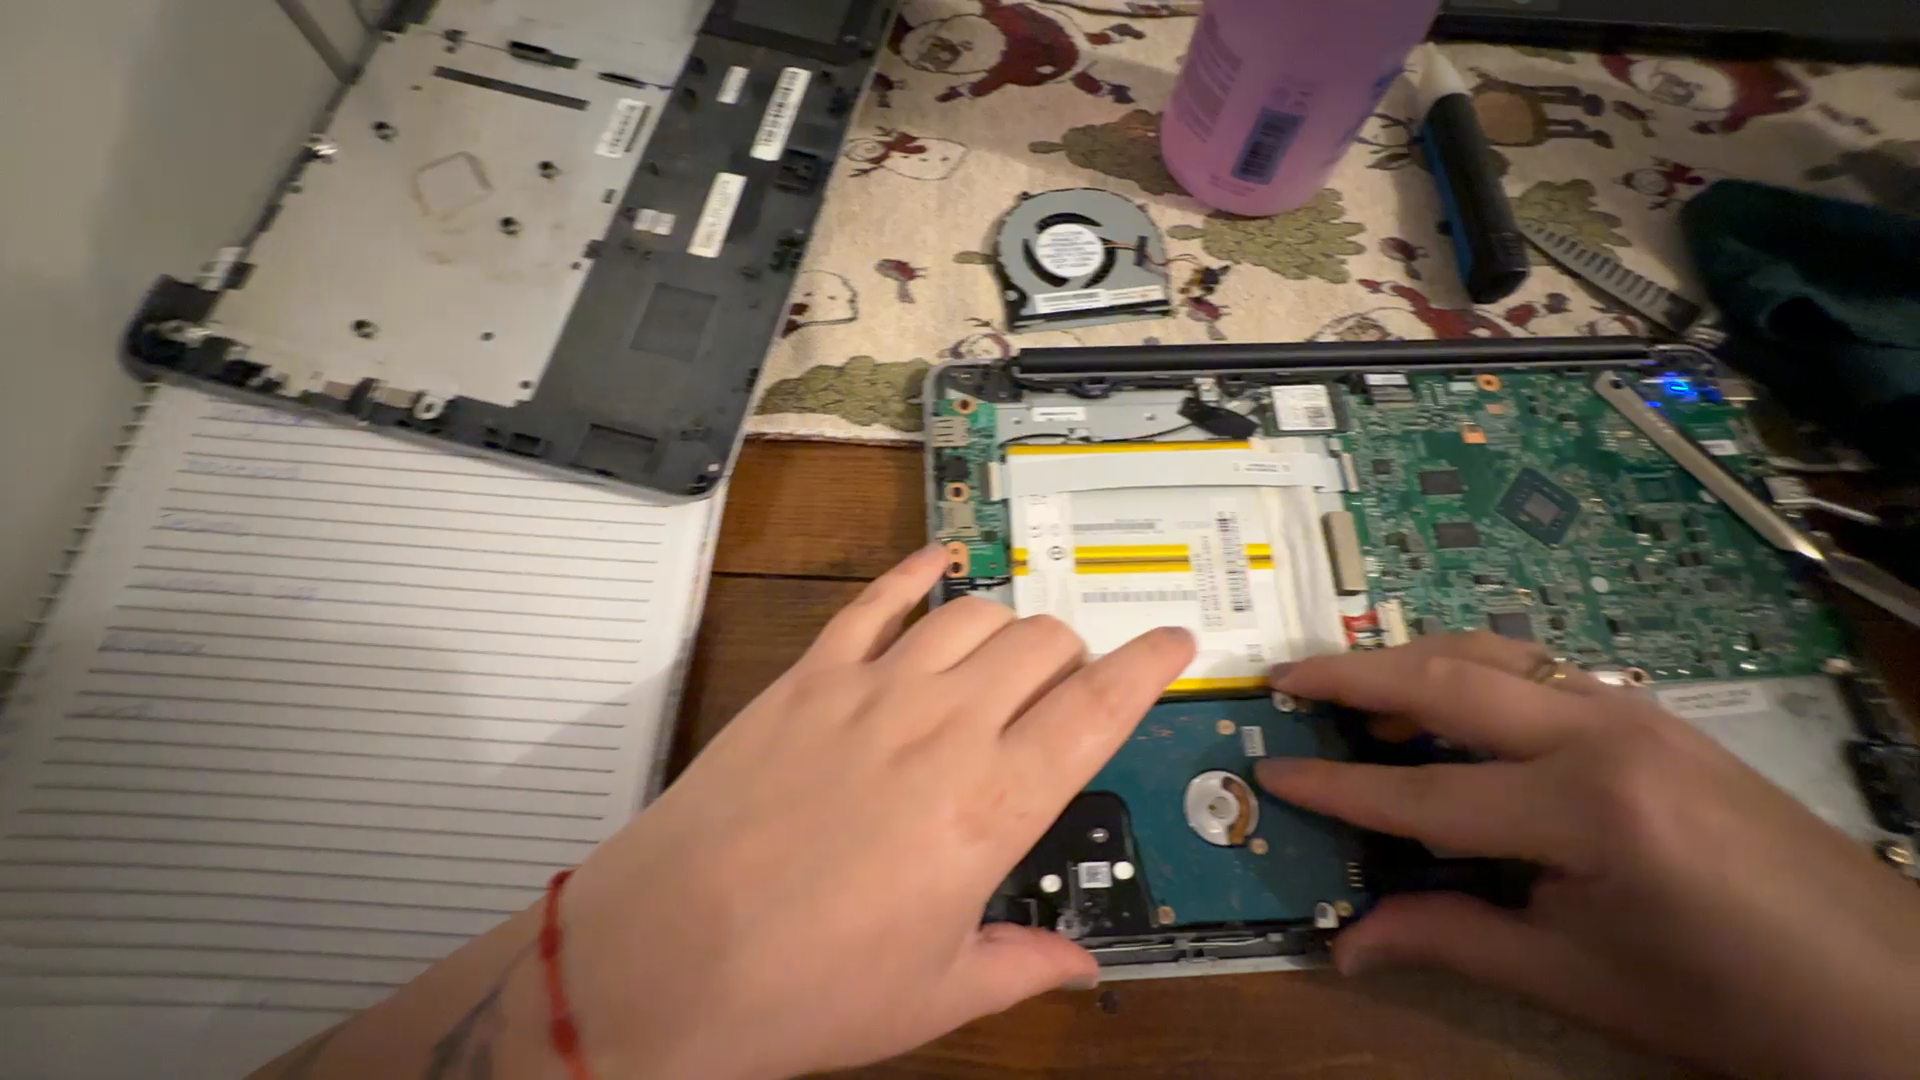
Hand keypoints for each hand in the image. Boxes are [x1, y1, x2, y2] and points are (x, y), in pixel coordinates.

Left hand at [563, 546, 1194, 1079]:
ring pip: (973, 614)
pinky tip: (936, 561)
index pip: (1097, 708)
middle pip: (1042, 644)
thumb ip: (1023, 966)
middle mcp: (944, 726)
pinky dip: (914, 570)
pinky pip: (876, 599)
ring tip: (1006, 653)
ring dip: (1007, 625)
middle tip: (1065, 686)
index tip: (1173, 642)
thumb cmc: (807, 982)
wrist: (669, 951)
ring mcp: (874, 688)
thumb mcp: (936, 991)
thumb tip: (1082, 970)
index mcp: (991, 804)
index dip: (1148, 667)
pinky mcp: (812, 673)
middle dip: (1071, 655)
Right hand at [1257, 633, 1919, 1079]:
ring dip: (1404, 660)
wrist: (1908, 996)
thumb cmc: (1733, 1000)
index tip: (1270, 773)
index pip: (1422, 792)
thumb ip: (1449, 938)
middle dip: (1350, 675)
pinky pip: (1530, 666)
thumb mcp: (1580, 979)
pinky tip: (1438, 701)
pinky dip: (1461, 669)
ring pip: (1486, 652)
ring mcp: (1631, 710)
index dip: (1336, 788)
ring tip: (1344, 682)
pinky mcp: (1647, 710)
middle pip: (1444, 680)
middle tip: (1283, 678)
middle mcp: (1604, 735)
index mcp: (1588, 813)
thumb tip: (1343, 947)